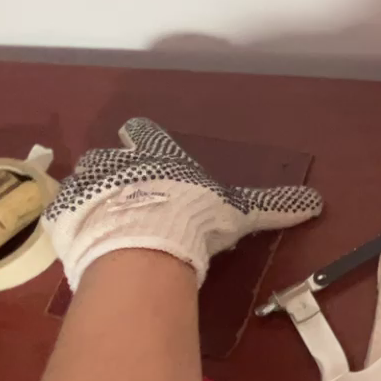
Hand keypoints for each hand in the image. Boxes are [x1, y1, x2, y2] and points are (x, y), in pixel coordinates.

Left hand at [43, 118, 321, 288]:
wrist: (141, 246)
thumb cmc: (192, 216)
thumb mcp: (240, 211)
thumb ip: (273, 205)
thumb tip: (317, 201)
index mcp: (157, 155)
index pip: (146, 133)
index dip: (145, 136)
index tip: (142, 140)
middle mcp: (117, 162)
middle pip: (107, 155)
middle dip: (115, 169)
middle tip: (128, 190)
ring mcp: (86, 188)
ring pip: (83, 181)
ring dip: (93, 194)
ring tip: (106, 216)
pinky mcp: (63, 218)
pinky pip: (66, 217)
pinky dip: (77, 226)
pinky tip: (89, 241)